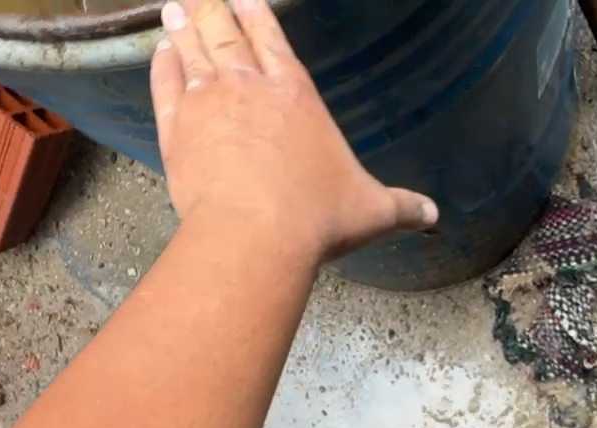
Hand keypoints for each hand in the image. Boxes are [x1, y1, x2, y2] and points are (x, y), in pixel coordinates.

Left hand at [150, 0, 437, 261]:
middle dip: (214, 6)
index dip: (256, 12)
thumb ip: (404, 207)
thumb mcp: (374, 212)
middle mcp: (248, 86)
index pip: (272, 37)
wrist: (257, 235)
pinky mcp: (178, 130)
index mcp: (296, 95)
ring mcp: (207, 103)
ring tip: (177, 6)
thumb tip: (434, 216)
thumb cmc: (321, 219)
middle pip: (225, 30)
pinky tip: (161, 51)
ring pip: (191, 48)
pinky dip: (162, 62)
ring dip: (184, 24)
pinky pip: (165, 83)